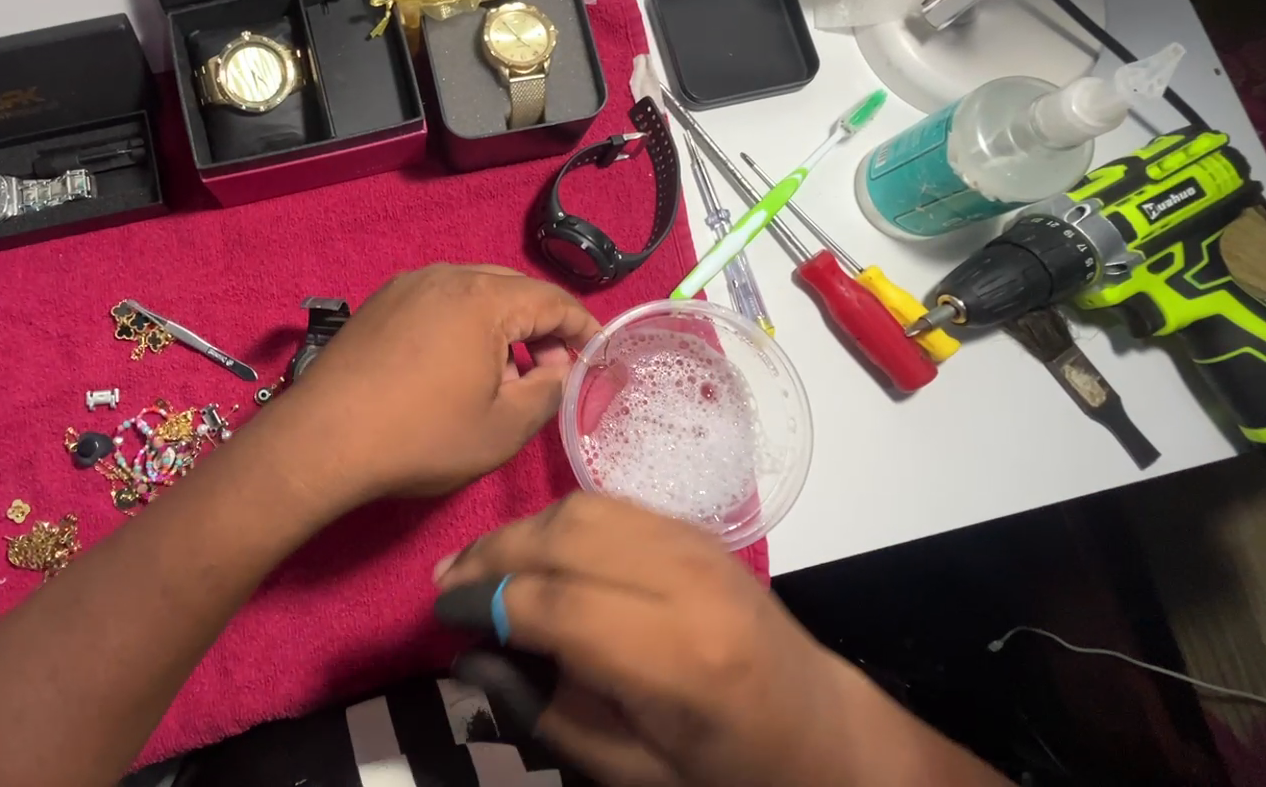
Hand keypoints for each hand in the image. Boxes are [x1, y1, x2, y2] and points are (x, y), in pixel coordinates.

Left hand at [273, 264, 599, 503]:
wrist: (323, 440)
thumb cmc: (421, 436)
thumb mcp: (503, 427)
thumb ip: (548, 391)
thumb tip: (556, 368)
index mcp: (483, 298)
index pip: (552, 300)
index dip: (582, 327)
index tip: (596, 354)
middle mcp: (445, 277)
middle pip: (512, 289)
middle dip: (540, 326)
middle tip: (550, 370)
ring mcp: (407, 286)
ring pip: (473, 293)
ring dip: (500, 326)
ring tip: (503, 375)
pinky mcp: (379, 303)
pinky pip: (438, 301)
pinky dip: (462, 324)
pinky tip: (456, 366)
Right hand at [435, 494, 1007, 786]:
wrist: (821, 728)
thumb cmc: (729, 770)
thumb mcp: (633, 772)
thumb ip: (546, 712)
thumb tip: (472, 653)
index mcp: (681, 659)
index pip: (558, 607)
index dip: (489, 605)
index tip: (443, 615)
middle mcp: (688, 582)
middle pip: (565, 539)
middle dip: (494, 555)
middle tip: (447, 581)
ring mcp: (696, 543)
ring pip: (580, 509)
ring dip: (521, 532)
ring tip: (480, 563)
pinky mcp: (693, 527)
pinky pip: (606, 505)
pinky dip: (557, 521)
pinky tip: (534, 547)